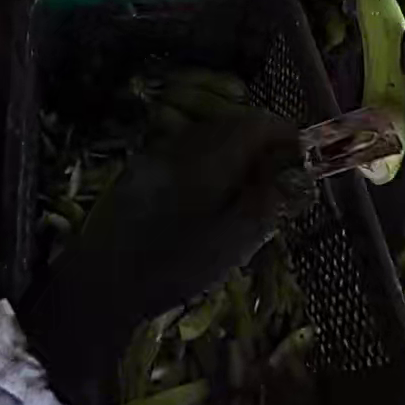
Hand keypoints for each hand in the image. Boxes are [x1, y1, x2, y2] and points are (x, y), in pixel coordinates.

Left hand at [19, 109, 311, 399]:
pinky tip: (213, 192)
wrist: (102, 281)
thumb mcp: (232, 243)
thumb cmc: (173, 266)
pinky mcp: (145, 166)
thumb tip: (298, 177)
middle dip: (264, 141)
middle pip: (235, 123)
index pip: (257, 124)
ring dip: (238, 148)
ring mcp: (161, 151)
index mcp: (210, 157)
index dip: (285, 134)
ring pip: (211, 133)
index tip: (302, 157)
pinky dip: (213, 158)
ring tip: (250, 185)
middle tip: (280, 174)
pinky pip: (190, 147)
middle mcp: (185, 143)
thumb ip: (268, 203)